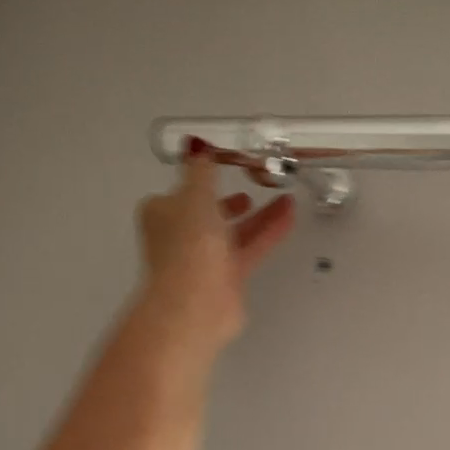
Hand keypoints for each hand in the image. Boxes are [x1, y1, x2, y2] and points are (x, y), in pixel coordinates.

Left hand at [133, 137, 295, 354]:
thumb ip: (201, 167)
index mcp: (162, 213)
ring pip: (234, 230)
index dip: (202, 177)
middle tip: (255, 184)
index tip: (224, 164)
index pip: (182, 190)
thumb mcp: (194, 194)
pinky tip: (287, 217)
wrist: (195, 305)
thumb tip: (195, 143)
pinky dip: (268, 232)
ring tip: (284, 198)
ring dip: (259, 214)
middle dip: (232, 198)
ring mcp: (204, 259)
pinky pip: (250, 248)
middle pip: (210, 211)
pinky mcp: (226, 278)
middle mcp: (181, 236)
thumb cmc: (187, 247)